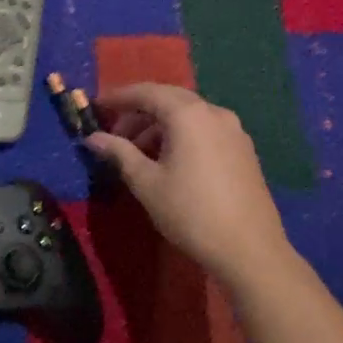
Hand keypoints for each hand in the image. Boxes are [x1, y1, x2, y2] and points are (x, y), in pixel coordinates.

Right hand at [83, 83, 291, 275]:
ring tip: (138, 153)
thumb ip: (119, 153)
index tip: (96, 107)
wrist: (249, 249)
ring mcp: (234, 130)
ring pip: (188, 115)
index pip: (147, 92)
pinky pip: (205, 129)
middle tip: (115, 134)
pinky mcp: (243, 150)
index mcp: (188, 115)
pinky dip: (181, 135)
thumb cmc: (190, 212)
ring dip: (160, 126)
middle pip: (169, 99)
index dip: (119, 97)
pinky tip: (168, 161)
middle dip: (139, 112)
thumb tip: (93, 137)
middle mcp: (214, 113)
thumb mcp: (146, 182)